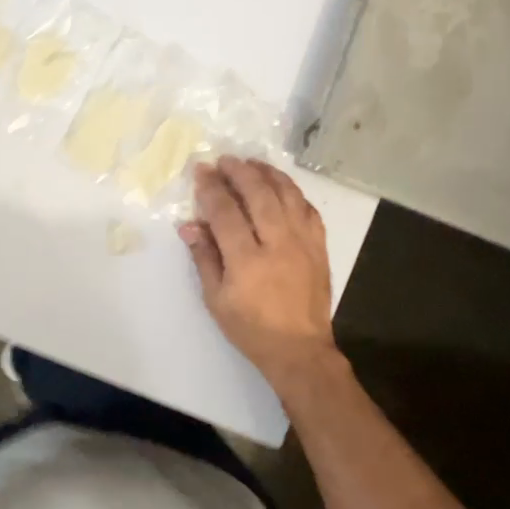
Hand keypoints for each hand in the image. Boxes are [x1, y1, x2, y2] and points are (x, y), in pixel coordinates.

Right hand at [180, 157, 338, 394]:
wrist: (299, 349)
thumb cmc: (251, 328)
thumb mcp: (216, 299)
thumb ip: (204, 257)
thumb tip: (189, 225)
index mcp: (247, 260)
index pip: (226, 212)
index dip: (211, 188)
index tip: (201, 171)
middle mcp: (278, 244)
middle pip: (259, 194)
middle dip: (239, 172)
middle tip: (225, 160)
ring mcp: (303, 243)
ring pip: (288, 195)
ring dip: (268, 174)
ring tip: (252, 163)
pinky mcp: (319, 247)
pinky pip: (308, 209)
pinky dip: (294, 193)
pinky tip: (281, 187)